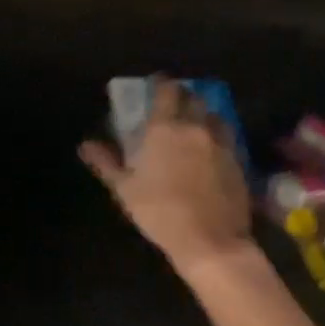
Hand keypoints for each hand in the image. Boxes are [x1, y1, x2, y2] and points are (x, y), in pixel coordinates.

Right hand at [81, 78, 254, 272]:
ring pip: (215, 116)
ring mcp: (220, 144)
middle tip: (174, 105)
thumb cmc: (160, 211)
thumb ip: (106, 162)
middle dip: (184, 96)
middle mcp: (194, 127)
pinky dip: (219, 137)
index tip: (155, 84)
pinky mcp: (239, 162)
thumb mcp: (125, 189)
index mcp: (164, 127)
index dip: (161, 83)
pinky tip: (212, 150)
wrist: (210, 242)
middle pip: (193, 98)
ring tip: (196, 125)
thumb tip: (85, 145)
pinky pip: (228, 138)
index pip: (166, 90)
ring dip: (204, 115)